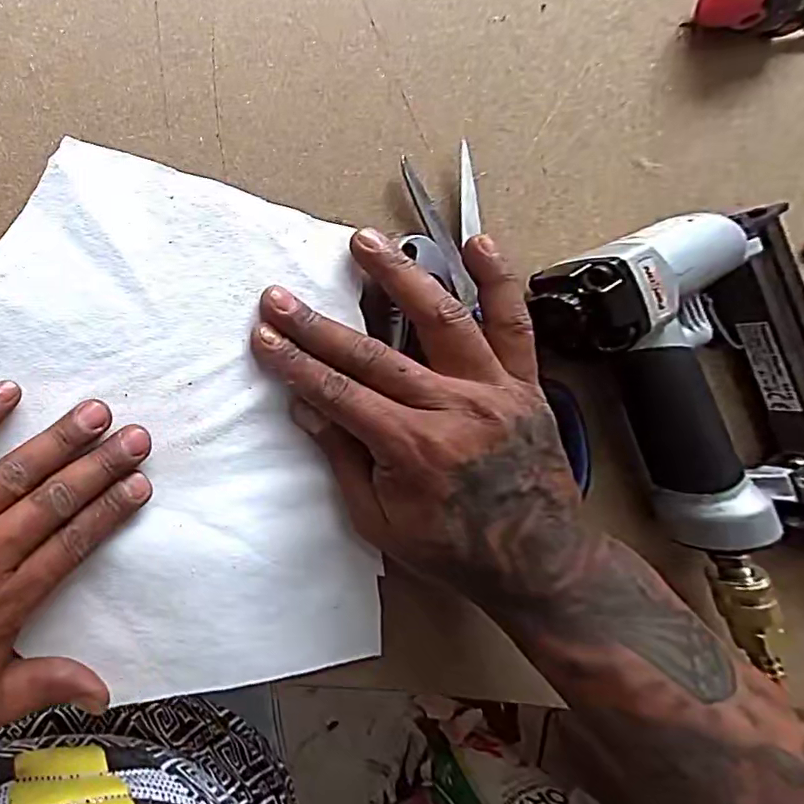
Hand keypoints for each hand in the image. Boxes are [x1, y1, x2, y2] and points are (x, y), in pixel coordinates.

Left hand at [0, 383, 150, 787]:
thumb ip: (38, 687)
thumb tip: (101, 687)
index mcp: (0, 604)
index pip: (71, 545)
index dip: (109, 512)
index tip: (138, 485)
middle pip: (52, 501)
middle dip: (98, 466)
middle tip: (134, 435)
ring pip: (10, 474)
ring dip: (56, 441)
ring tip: (93, 412)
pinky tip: (6, 395)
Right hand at [249, 228, 586, 613]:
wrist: (539, 562)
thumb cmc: (451, 548)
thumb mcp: (376, 517)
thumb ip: (342, 457)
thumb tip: (305, 407)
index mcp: (412, 448)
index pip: (336, 392)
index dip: (293, 363)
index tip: (264, 337)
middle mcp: (453, 409)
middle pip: (371, 353)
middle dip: (316, 324)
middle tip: (280, 296)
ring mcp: (493, 391)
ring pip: (441, 318)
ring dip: (398, 276)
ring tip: (365, 241)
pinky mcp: (522, 384)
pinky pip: (513, 324)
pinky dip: (497, 280)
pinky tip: (477, 243)